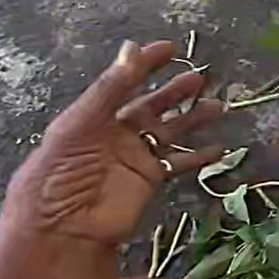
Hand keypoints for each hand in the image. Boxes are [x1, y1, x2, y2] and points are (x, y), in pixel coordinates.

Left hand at [1, 41, 224, 247]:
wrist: (60, 231)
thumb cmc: (59, 174)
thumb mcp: (80, 125)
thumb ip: (110, 89)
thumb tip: (132, 48)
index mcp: (95, 115)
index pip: (125, 82)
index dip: (147, 65)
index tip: (171, 49)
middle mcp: (117, 132)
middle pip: (153, 105)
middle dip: (176, 91)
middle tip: (200, 77)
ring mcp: (135, 156)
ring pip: (171, 131)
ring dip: (193, 118)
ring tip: (218, 106)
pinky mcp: (149, 179)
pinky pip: (178, 163)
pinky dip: (199, 156)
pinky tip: (219, 149)